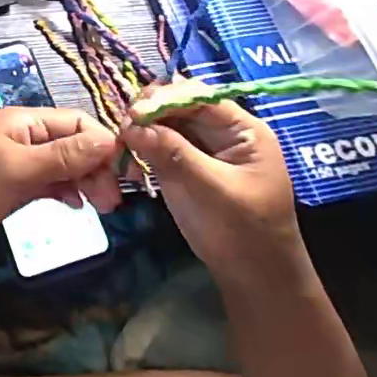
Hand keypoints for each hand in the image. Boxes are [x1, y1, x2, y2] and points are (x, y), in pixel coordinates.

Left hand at [0, 106, 121, 245]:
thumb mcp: (17, 169)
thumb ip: (62, 156)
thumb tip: (109, 140)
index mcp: (26, 120)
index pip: (77, 122)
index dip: (103, 144)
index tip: (124, 175)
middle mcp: (27, 134)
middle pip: (76, 143)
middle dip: (97, 167)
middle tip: (111, 203)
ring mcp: (22, 158)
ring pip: (66, 163)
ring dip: (86, 181)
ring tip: (100, 208)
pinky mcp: (17, 181)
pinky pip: (51, 180)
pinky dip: (66, 190)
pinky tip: (76, 206)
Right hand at [120, 95, 303, 282]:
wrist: (253, 279)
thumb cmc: (246, 233)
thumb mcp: (213, 190)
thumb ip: (174, 153)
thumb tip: (133, 126)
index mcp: (242, 130)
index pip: (200, 96)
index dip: (166, 98)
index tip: (135, 112)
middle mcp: (219, 130)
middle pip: (177, 104)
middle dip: (148, 112)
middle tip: (124, 129)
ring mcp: (198, 145)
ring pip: (161, 121)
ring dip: (139, 129)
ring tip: (123, 146)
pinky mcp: (180, 162)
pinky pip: (154, 142)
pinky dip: (138, 148)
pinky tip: (128, 162)